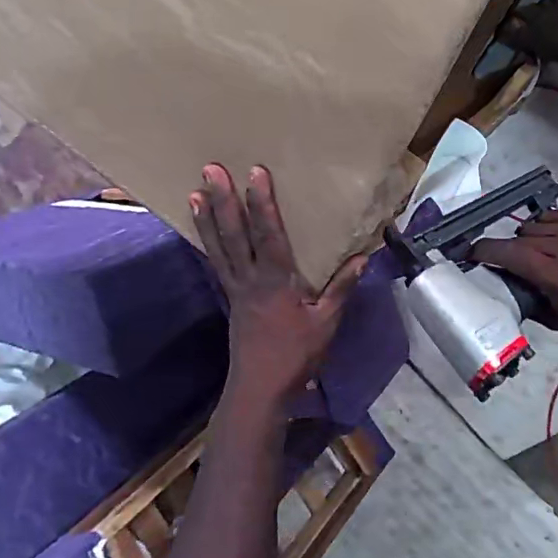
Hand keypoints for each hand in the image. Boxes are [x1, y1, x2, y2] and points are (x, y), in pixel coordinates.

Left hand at [189, 164, 365, 403]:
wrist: (261, 387)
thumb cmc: (297, 354)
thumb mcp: (327, 322)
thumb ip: (341, 287)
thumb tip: (362, 257)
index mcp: (276, 281)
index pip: (269, 234)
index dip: (262, 203)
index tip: (255, 174)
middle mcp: (250, 279)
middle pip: (234, 234)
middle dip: (224, 201)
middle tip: (210, 169)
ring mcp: (236, 288)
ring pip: (218, 246)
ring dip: (207, 218)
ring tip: (194, 192)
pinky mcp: (231, 299)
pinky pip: (216, 263)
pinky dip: (207, 243)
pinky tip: (203, 232)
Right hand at [469, 210, 557, 329]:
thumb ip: (534, 309)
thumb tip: (513, 298)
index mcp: (549, 273)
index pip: (506, 253)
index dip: (483, 251)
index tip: (471, 253)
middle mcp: (557, 246)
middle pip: (517, 238)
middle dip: (508, 248)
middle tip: (510, 260)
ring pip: (533, 224)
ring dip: (527, 236)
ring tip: (534, 247)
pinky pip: (553, 215)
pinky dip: (545, 225)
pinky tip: (551, 236)